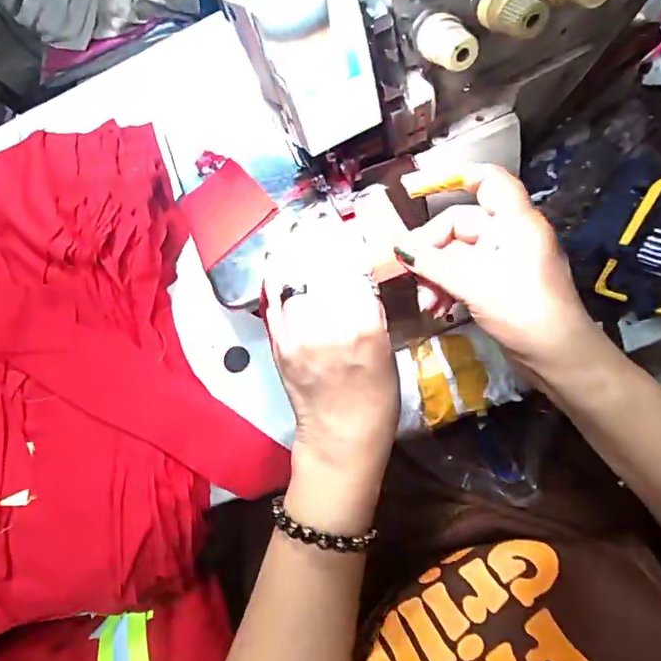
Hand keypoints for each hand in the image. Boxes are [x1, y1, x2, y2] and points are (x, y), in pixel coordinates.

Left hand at [263, 216, 399, 478]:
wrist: (340, 437)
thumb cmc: (375, 399)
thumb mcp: (386, 348)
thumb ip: (368, 310)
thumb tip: (354, 273)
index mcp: (364, 327)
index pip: (353, 270)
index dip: (347, 245)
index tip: (345, 229)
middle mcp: (328, 326)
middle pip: (320, 269)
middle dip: (320, 242)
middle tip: (320, 222)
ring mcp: (297, 335)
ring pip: (295, 280)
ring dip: (296, 253)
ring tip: (299, 233)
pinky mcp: (279, 344)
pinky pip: (274, 301)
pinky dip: (275, 277)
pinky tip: (278, 259)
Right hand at [396, 164, 609, 384]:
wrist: (557, 355)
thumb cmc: (522, 309)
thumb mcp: (471, 282)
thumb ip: (432, 262)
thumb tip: (400, 248)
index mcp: (514, 221)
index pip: (486, 180)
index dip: (452, 177)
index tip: (416, 188)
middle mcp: (510, 234)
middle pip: (460, 224)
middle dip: (431, 250)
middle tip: (412, 274)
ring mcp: (505, 260)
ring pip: (457, 254)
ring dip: (435, 275)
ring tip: (426, 302)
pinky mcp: (500, 284)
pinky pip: (464, 274)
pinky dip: (447, 287)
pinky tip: (437, 308)